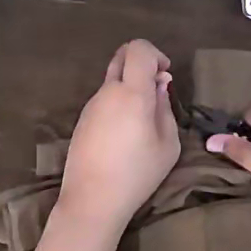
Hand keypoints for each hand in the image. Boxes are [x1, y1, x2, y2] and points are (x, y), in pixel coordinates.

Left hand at [57, 40, 179, 234]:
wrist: (92, 201)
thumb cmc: (137, 174)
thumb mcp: (168, 144)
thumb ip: (165, 108)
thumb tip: (160, 86)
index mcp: (132, 93)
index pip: (138, 49)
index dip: (155, 54)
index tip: (165, 75)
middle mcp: (109, 92)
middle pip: (121, 56)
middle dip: (141, 62)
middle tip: (155, 88)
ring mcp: (91, 105)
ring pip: (112, 79)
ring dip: (129, 86)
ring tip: (142, 121)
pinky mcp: (82, 120)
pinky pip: (104, 99)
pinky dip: (118, 102)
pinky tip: (124, 134)